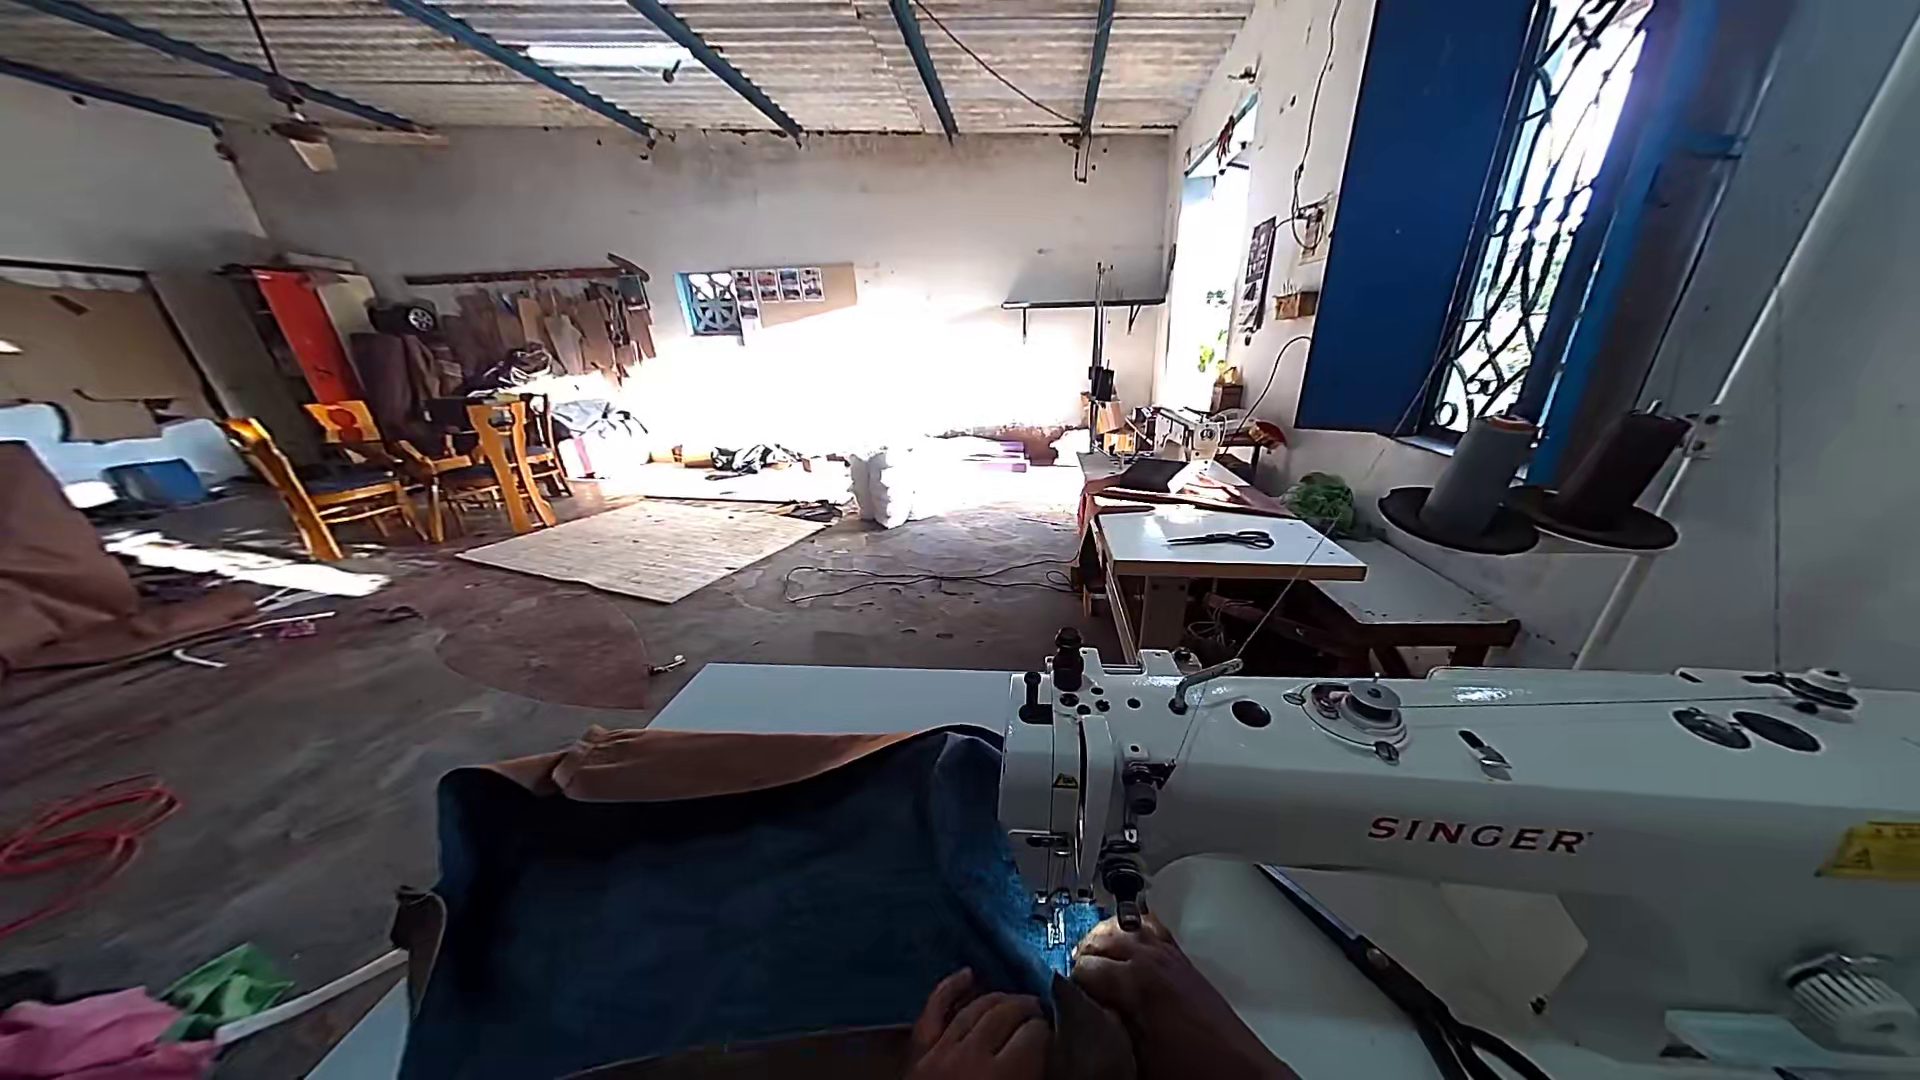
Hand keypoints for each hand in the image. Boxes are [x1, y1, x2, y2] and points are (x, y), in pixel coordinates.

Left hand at [904, 968, 1047, 1079]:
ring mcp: (939, 1052)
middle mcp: (969, 1058)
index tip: (1055, 1032)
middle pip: (1006, 1013)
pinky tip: (968, 975)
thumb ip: (1032, 1075)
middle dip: (1028, 1009)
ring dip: (1000, 999)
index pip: (1034, 1036)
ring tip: (1016, 1002)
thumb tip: (1052, 1055)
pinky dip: (952, 988)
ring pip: (977, 1006)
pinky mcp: (917, 1054)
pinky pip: (936, 1008)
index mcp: (1000, 1078)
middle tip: (1041, 1013)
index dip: (1048, 1032)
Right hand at [1072, 914, 1297, 1079]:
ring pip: (1119, 925)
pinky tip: (1125, 945)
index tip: (1070, 998)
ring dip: (1103, 941)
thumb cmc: (1196, 1073)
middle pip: (1097, 938)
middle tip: (1080, 985)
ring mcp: (1166, 952)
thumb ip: (1105, 1026)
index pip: (1085, 967)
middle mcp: (1150, 957)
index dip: (1073, 985)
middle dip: (1084, 959)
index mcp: (1136, 981)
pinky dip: (1130, 930)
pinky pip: (1146, 925)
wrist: (1239, 1076)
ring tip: (1096, 965)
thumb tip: (1085, 1014)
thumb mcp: (1135, 1058)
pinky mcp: (1179, 955)